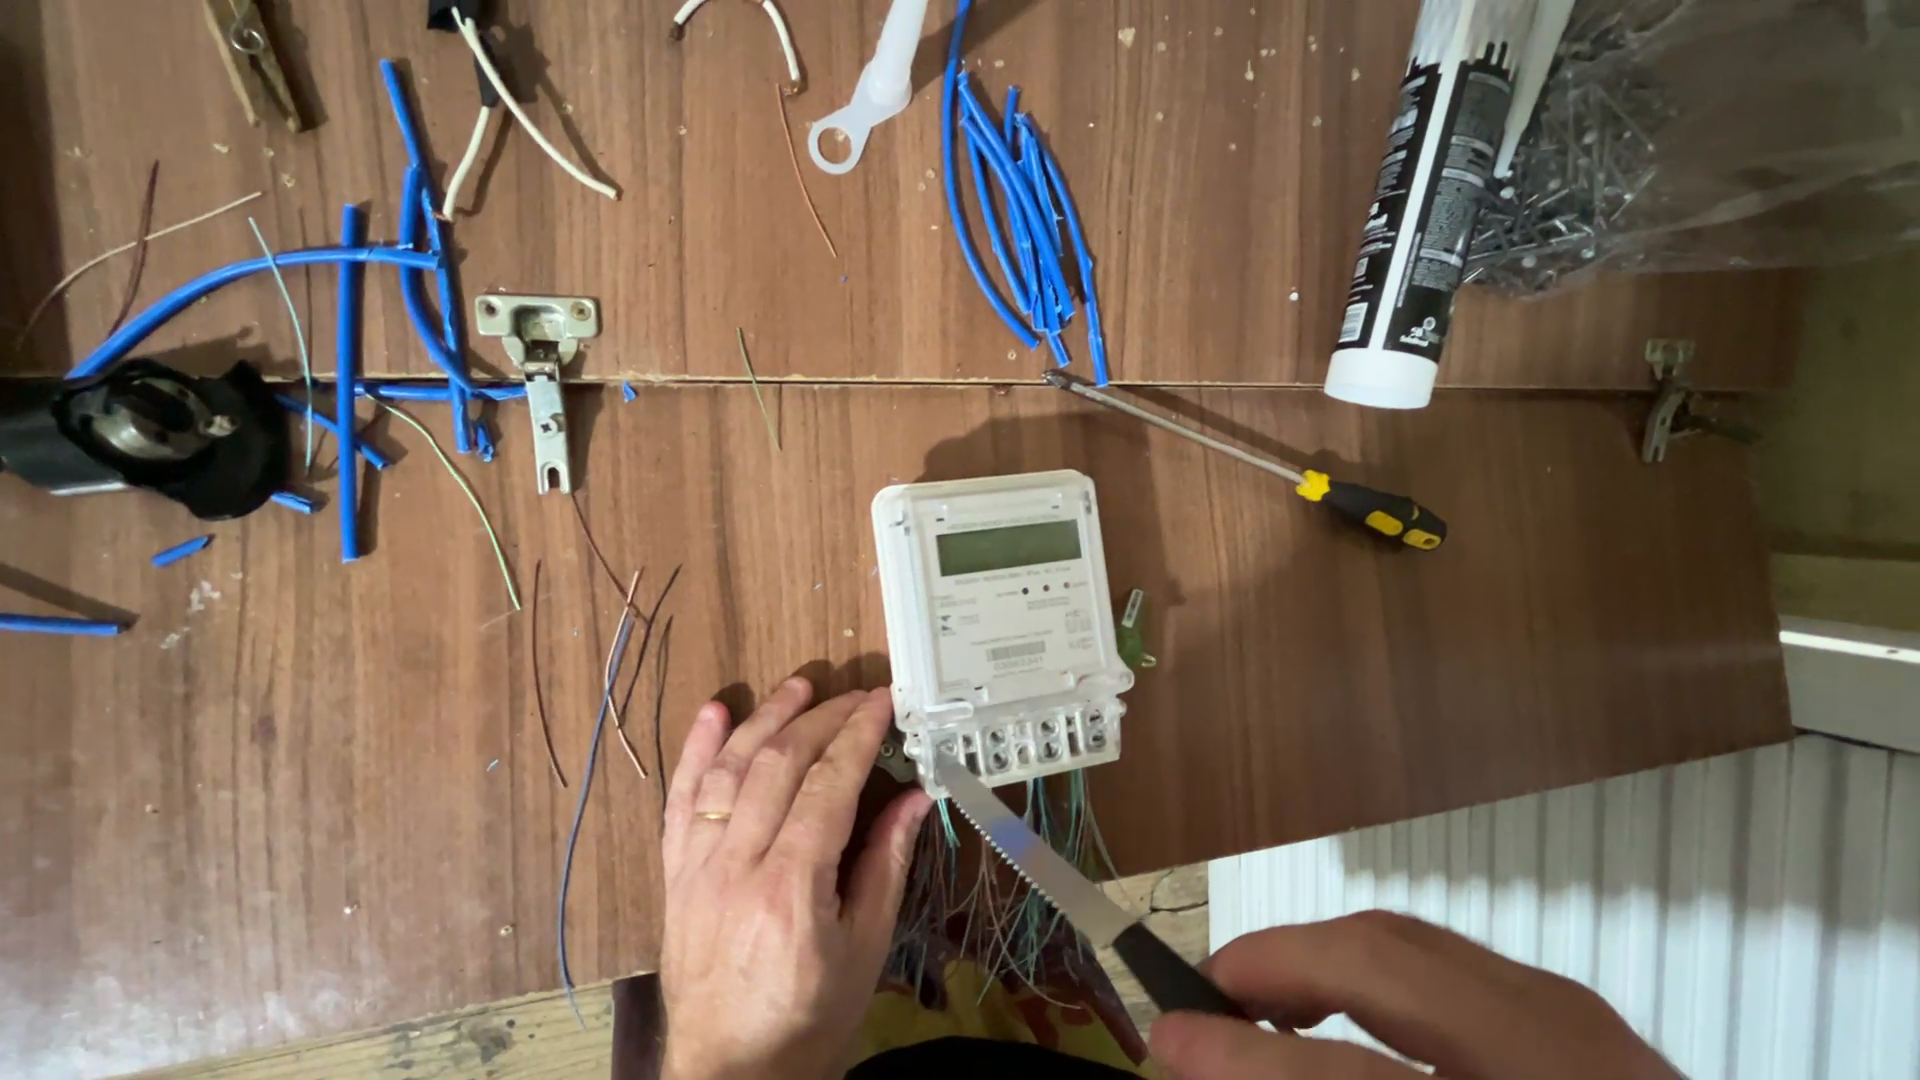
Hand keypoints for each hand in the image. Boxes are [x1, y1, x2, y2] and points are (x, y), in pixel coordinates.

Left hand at [659, 679, 932, 1079]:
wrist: (730, 1076)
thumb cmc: (811, 1018)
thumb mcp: (866, 948)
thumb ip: (887, 863)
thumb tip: (915, 795)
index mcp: (791, 888)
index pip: (828, 785)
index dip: (858, 735)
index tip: (882, 702)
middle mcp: (736, 866)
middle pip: (779, 765)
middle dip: (823, 718)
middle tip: (856, 695)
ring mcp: (697, 867)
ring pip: (728, 770)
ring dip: (765, 718)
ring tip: (798, 685)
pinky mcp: (675, 874)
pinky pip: (679, 800)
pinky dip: (694, 750)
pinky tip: (713, 713)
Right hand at [1151, 911, 1681, 1078]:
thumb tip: (1230, 1066)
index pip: (1354, 1075)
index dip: (1244, 1054)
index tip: (1167, 1039)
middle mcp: (1562, 1059)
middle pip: (1384, 960)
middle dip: (1273, 965)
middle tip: (1205, 997)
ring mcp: (1585, 1025)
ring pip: (1412, 939)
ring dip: (1316, 955)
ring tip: (1261, 994)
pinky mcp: (1581, 1012)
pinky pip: (1445, 955)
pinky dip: (1370, 963)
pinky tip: (1342, 1001)